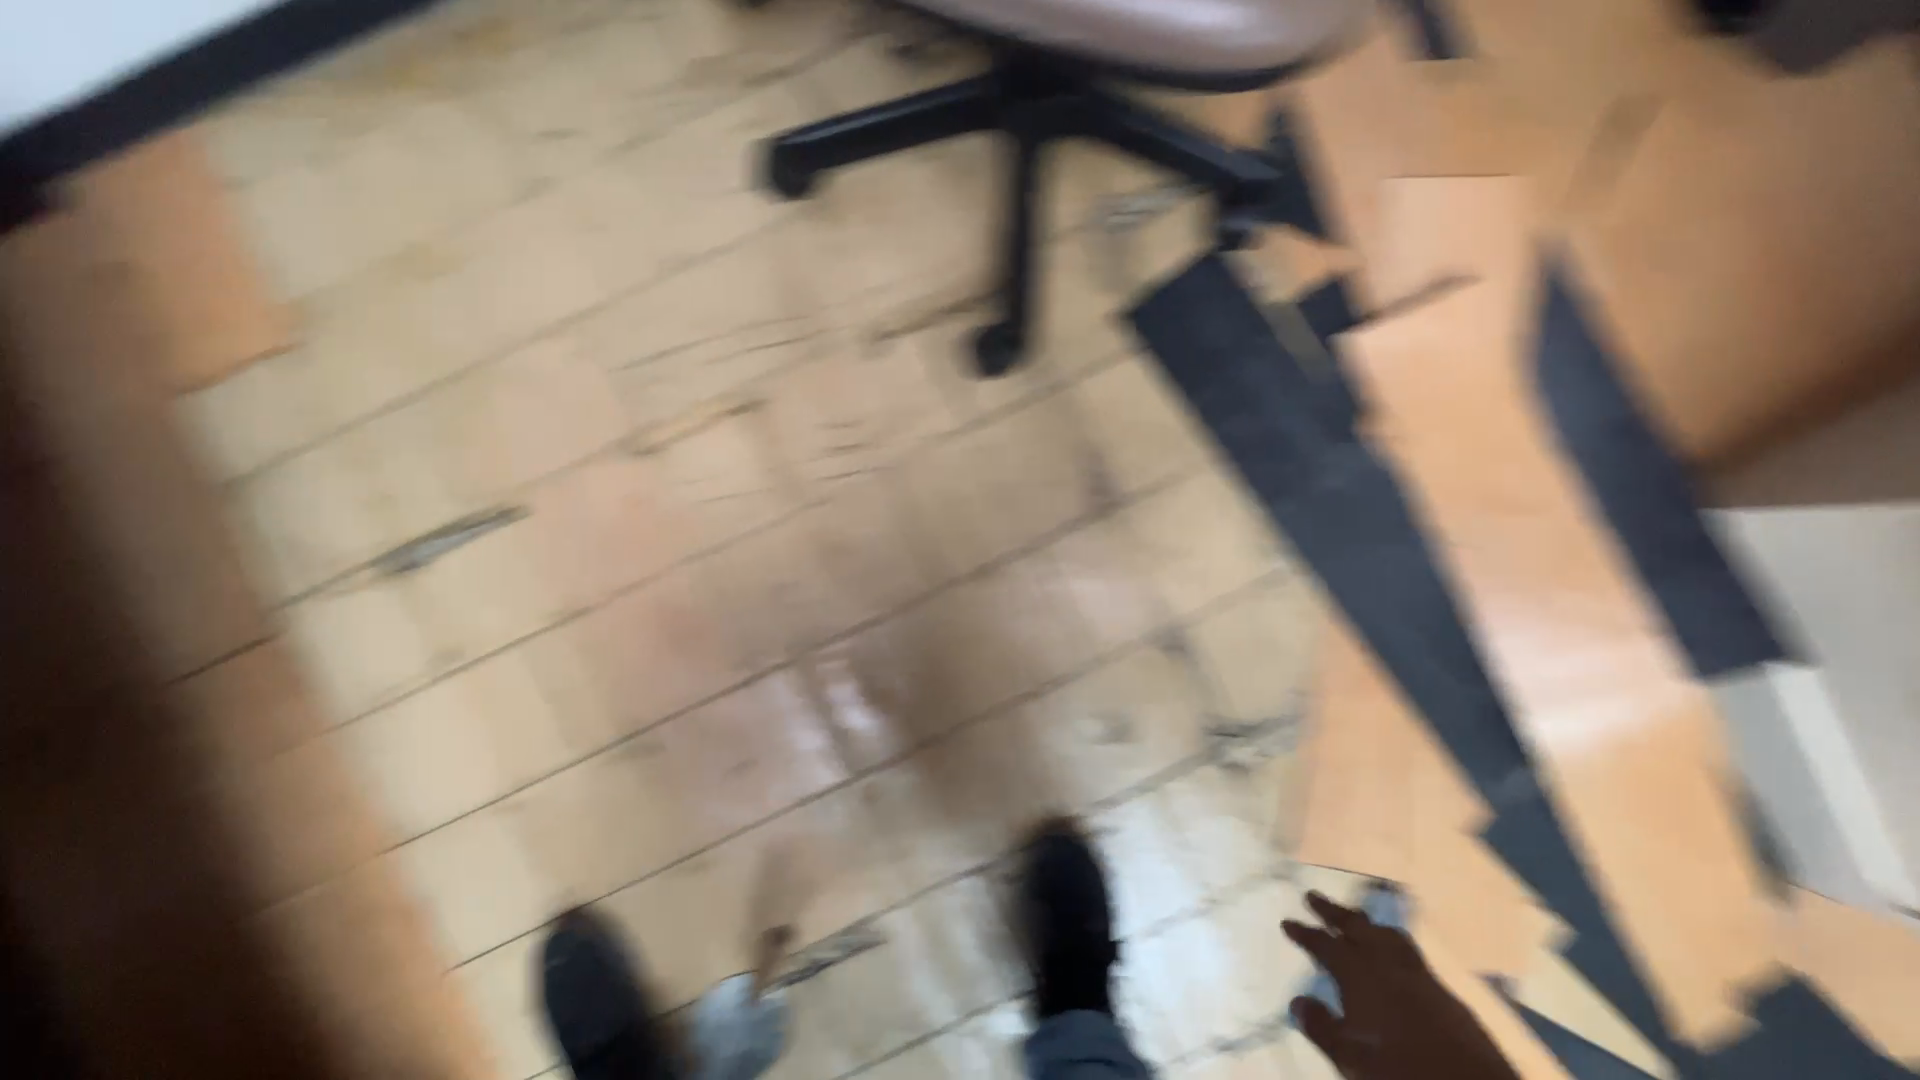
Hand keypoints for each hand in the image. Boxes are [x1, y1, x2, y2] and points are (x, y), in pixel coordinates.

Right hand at [1283, 891, 1521, 1079]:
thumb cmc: (1402, 1075)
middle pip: (1358, 928)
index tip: (1287, 922)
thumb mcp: (1350, 1060)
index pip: (1326, 945)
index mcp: (1362, 978)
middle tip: (1314, 897)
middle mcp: (1390, 967)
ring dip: (1368, 924)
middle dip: (1334, 912)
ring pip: (1390, 937)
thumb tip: (1298, 1001)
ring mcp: (1422, 978)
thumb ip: (1322, 1027)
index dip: (1305, 933)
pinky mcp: (1446, 996)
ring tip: (1357, 919)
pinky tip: (1395, 959)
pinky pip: (1412, 955)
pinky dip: (1394, 945)